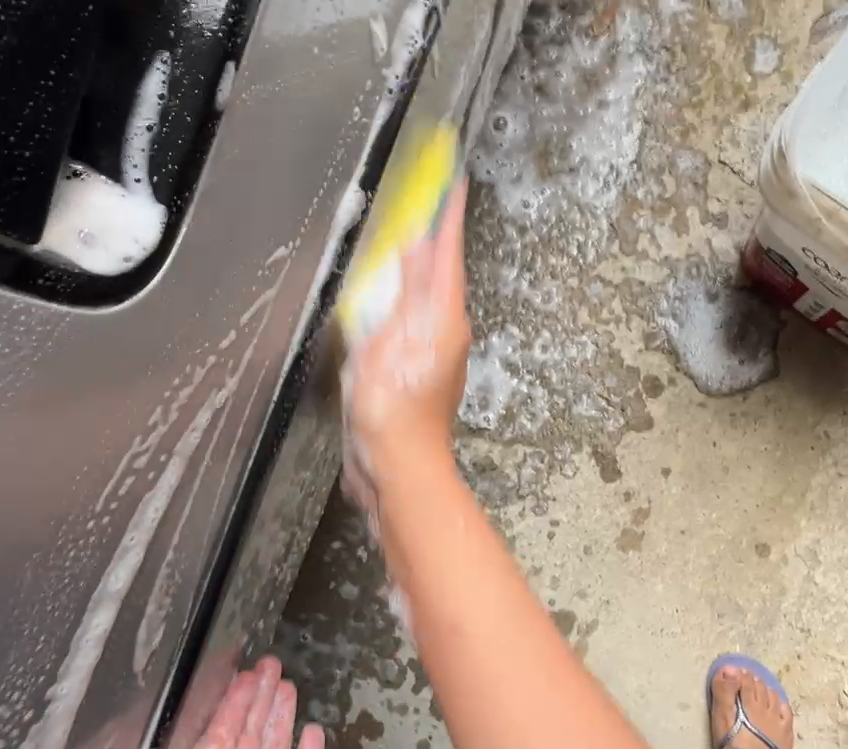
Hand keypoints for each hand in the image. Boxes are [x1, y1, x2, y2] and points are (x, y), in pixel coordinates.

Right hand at [340, 181, 471, 512]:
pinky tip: (391, 304)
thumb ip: (404, 293)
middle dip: (437, 242)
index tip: (457, 183)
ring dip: (421, 274)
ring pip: (430, 302)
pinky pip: (415, 327)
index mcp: (443, 319)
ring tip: (409, 247)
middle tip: (432, 208)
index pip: (447, 256)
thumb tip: (416, 250)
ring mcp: (436, 358)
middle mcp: (447, 335)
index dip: (450, 218)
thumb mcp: (390, 340)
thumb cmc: (392, 410)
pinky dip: (405, 307)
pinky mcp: (421, 377)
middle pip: (443, 277)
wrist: (397, 467)